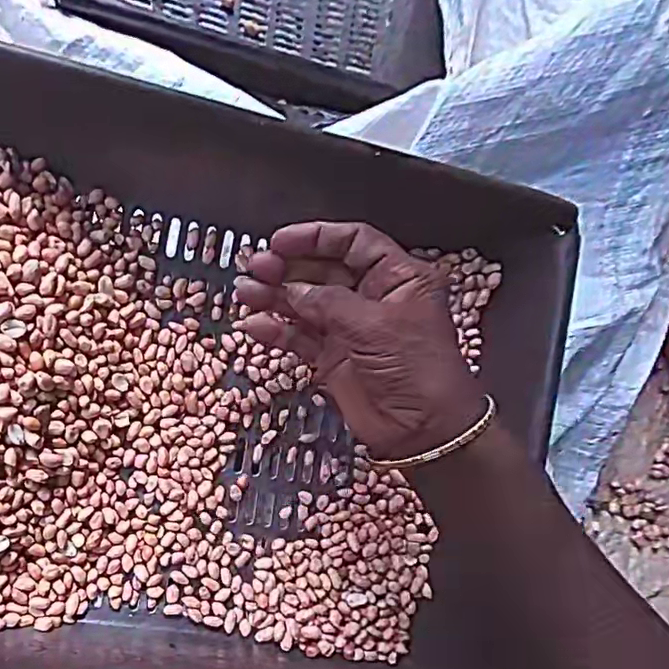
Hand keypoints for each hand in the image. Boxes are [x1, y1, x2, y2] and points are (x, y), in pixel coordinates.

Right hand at [233, 222, 485, 459]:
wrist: (423, 430)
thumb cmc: (417, 370)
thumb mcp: (375, 325)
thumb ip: (329, 302)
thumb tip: (294, 288)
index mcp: (397, 278)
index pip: (352, 243)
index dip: (315, 238)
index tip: (280, 241)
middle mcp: (370, 299)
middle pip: (321, 272)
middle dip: (287, 268)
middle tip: (256, 267)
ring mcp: (349, 330)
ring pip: (304, 304)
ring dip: (274, 297)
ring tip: (245, 292)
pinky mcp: (332, 359)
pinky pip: (298, 339)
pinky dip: (276, 332)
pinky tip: (255, 325)